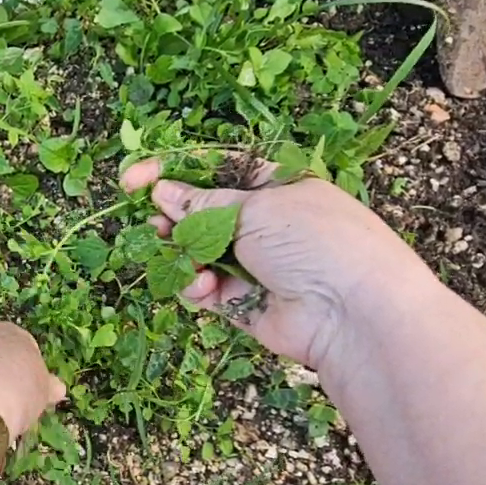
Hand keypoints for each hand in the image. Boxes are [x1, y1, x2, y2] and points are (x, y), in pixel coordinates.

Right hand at [120, 159, 440, 372]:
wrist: (352, 312)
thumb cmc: (314, 242)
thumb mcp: (255, 209)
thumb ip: (202, 203)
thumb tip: (162, 192)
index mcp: (275, 187)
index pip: (214, 172)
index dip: (173, 173)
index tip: (132, 180)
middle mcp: (263, 224)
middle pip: (200, 215)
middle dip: (172, 219)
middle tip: (151, 225)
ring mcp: (252, 264)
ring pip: (196, 253)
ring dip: (181, 254)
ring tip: (174, 255)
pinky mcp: (241, 301)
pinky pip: (203, 288)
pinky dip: (196, 286)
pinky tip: (203, 286)